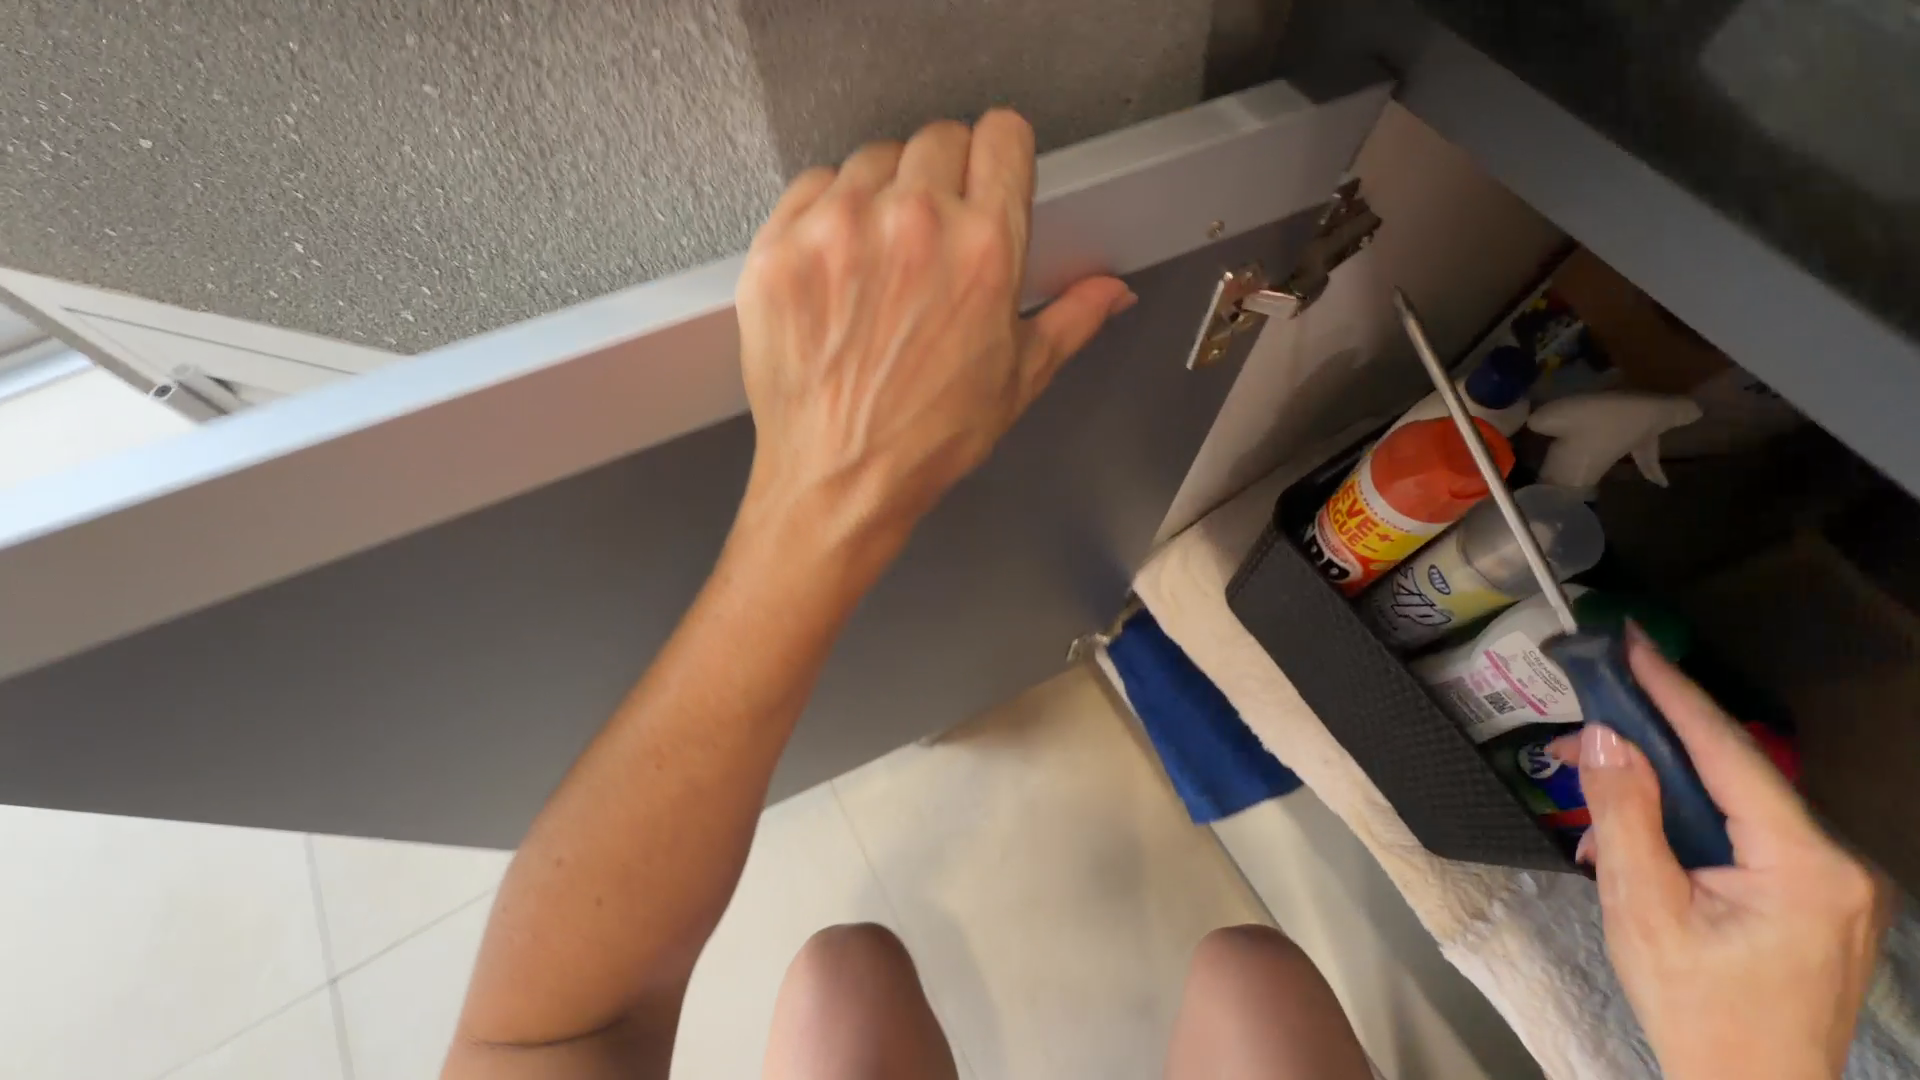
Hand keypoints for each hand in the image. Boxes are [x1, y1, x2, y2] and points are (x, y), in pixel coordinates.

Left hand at [734, 110, 1134, 563]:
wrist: (838, 481)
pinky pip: (812, 188)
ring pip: (872, 159)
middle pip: (938, 139)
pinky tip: (836, 267)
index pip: (1002, 135)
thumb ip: (1071, 320)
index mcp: (984, 250)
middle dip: (945, 176)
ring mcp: (838, 230)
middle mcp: (912, 224)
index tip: (989, 175)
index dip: (1000, 155)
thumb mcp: (1018, 381)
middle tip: (934, 233)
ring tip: (881, 258)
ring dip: (884, 194)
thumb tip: (1111, 291)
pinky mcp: (781, 246)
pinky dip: (826, 214)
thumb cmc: (929, 440)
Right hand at [1565, 632, 1887, 1079]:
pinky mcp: (1810, 898)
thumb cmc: (1695, 1003)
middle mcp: (1834, 863)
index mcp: (1805, 864)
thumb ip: (1624, 814)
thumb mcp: (1643, 906)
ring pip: (1728, 806)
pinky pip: (1736, 837)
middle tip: (1580, 726)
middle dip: (1647, 745)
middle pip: (1729, 776)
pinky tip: (1627, 843)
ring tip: (1588, 793)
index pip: (1729, 754)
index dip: (1674, 694)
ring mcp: (1829, 883)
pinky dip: (1675, 826)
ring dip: (1653, 792)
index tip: (1633, 646)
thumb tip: (1602, 737)